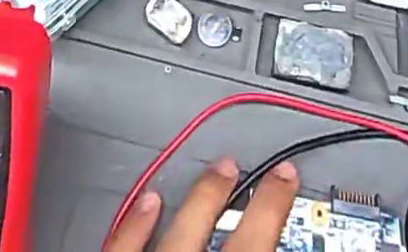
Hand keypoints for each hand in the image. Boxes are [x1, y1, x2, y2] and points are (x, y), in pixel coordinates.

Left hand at [106, 158, 301, 251]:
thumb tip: (277, 242)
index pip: (256, 237)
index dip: (274, 201)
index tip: (286, 175)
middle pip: (212, 220)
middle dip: (231, 190)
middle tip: (244, 165)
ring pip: (173, 226)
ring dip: (195, 197)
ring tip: (214, 170)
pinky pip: (121, 246)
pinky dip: (135, 222)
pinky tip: (146, 199)